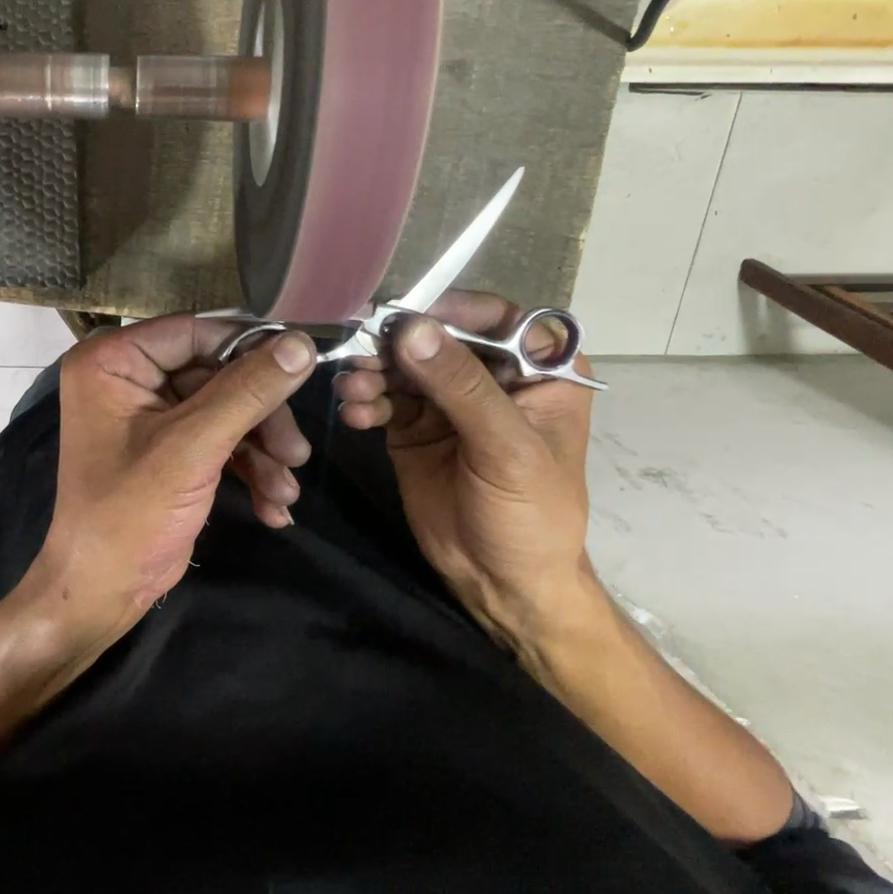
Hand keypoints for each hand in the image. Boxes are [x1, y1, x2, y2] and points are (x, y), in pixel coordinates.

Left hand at [18, 316, 317, 644]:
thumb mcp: (193, 448)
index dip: (251, 349)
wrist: (102, 591)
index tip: (304, 366)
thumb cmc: (130, 513)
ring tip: (286, 490)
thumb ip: (248, 391)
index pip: (195, 331)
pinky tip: (274, 506)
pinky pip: (220, 441)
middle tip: (297, 453)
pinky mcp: (171, 451)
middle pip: (219, 374)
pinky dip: (249, 470)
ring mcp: (151, 417)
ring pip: (227, 410)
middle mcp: (129, 380)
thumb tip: (302, 344)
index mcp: (112, 362)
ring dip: (263, 451)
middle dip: (262, 418)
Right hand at [333, 292, 598, 646]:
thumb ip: (461, 387)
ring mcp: (449, 403)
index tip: (405, 318)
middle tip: (359, 354)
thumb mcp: (506, 448)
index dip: (451, 311)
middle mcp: (493, 376)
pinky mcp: (414, 428)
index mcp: (541, 370)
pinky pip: (385, 399)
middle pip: (439, 339)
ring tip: (352, 392)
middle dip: (398, 346)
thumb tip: (412, 330)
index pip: (497, 319)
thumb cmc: (531, 515)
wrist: (501, 582)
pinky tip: (356, 414)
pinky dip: (367, 402)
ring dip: (374, 374)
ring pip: (405, 367)